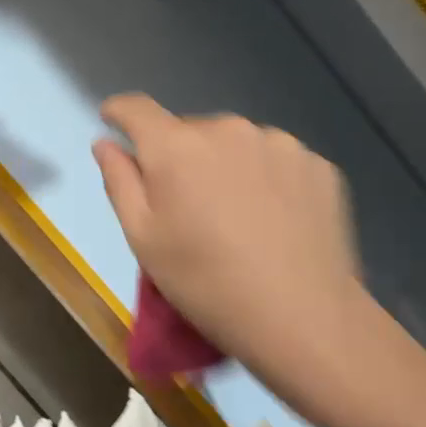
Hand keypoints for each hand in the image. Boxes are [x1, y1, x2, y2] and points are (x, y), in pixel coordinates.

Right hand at [92, 94, 383, 404]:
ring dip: (225, 165)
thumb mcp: (142, 239)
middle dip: (178, 156)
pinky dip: (265, 179)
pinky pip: (275, 160)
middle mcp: (228, 129)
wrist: (303, 318)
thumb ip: (119, 181)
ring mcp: (280, 144)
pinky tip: (273, 220)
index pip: (136, 108)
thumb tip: (106, 142)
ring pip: (235, 144)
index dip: (119, 112)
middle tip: (184, 204)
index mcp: (176, 146)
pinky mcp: (319, 165)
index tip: (112, 122)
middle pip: (189, 130)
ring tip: (234, 215)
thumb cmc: (205, 283)